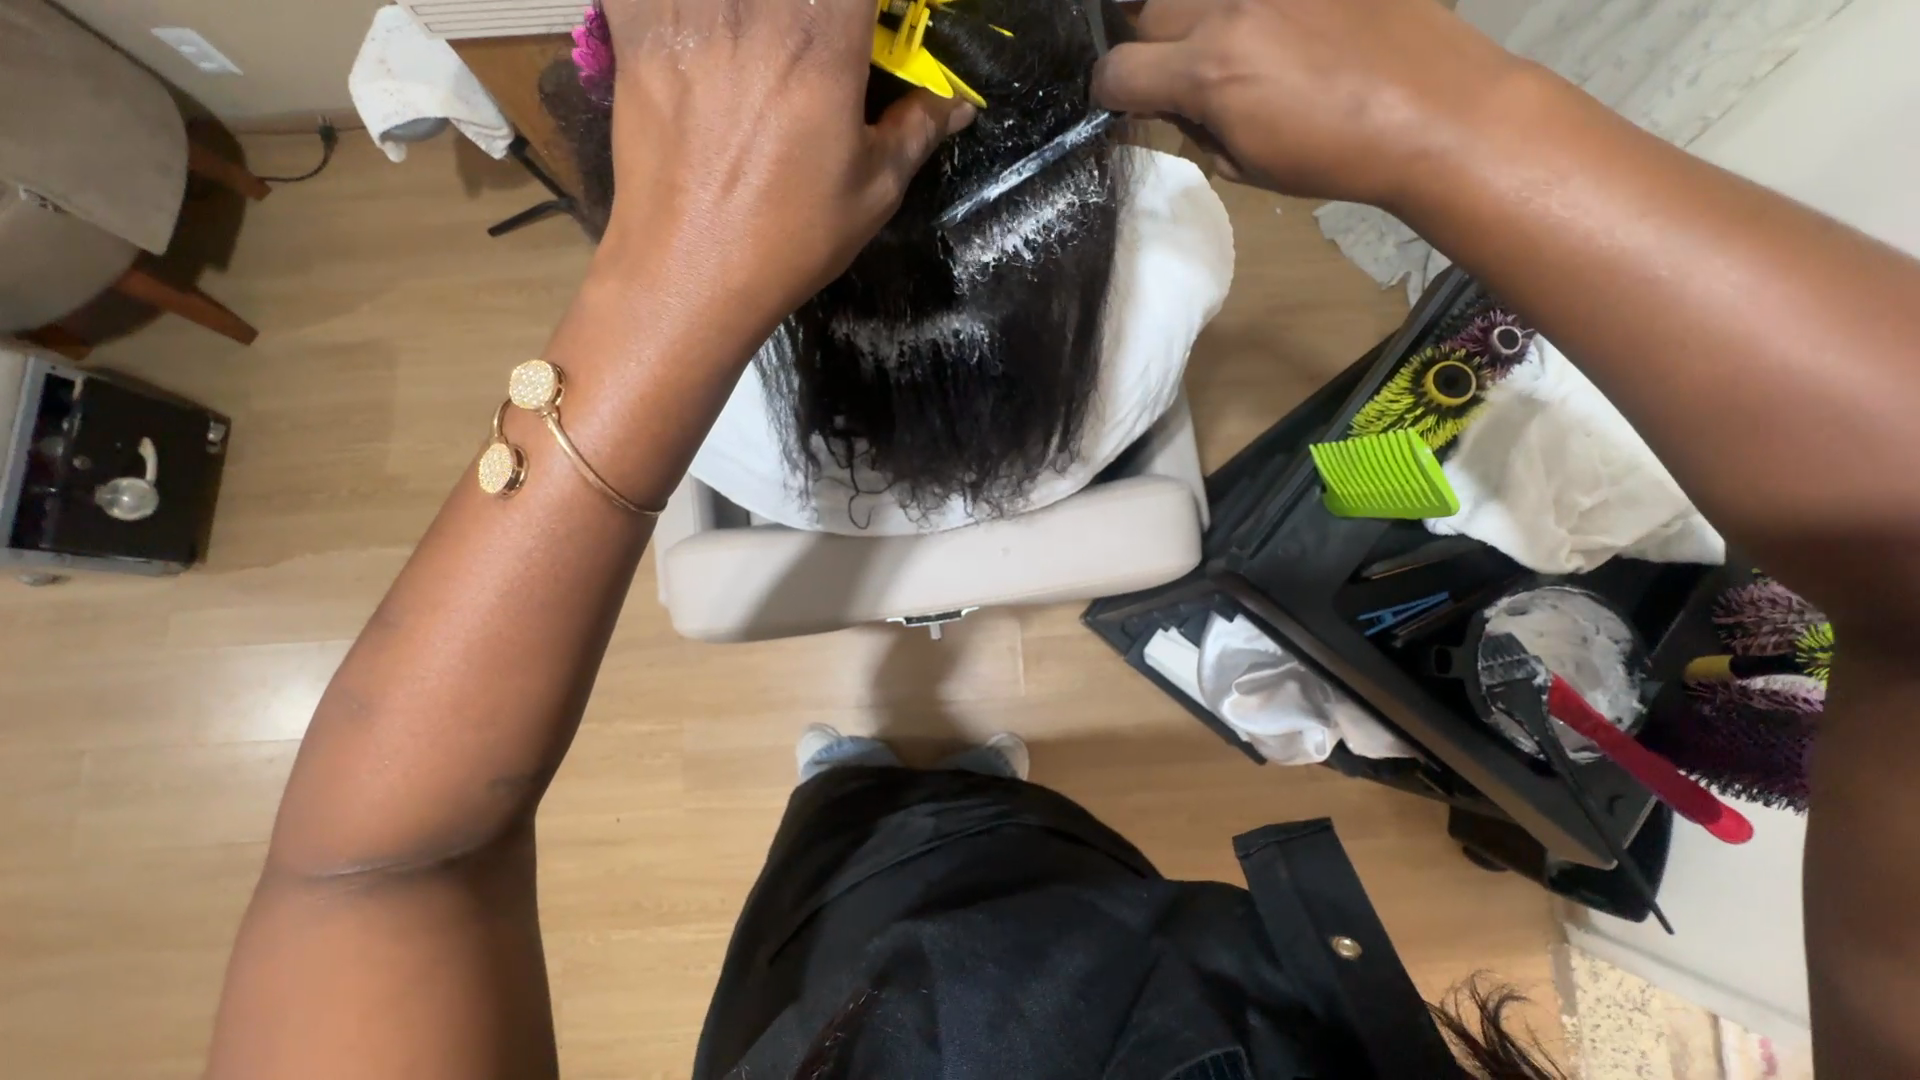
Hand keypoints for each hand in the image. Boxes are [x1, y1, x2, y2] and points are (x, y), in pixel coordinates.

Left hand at [595, 0, 974, 327]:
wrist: (689, 273)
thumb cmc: (791, 238)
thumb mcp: (873, 191)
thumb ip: (917, 129)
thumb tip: (957, 102)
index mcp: (823, 32)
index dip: (875, 4)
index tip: (879, 26)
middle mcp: (752, 1)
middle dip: (821, 10)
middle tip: (828, 38)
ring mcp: (685, 6)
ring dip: (755, 12)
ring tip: (768, 42)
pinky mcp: (634, 27)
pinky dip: (669, 1)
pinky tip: (700, 25)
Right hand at [1093, 0, 1528, 207]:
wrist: (1433, 111)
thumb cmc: (1335, 156)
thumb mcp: (1245, 164)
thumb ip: (1194, 127)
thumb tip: (1174, 105)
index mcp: (1208, 71)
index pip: (1116, 71)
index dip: (1108, 93)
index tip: (1123, 103)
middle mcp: (1230, 8)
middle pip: (1145, 11)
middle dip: (1147, 47)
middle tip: (1175, 74)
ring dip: (1190, 17)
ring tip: (1224, 48)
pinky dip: (1241, 10)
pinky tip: (1270, 32)